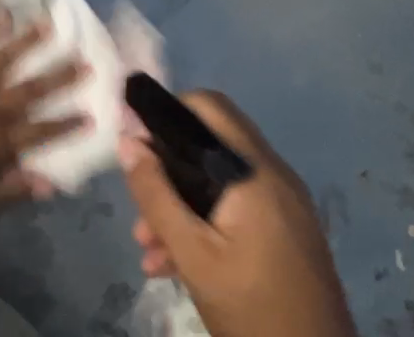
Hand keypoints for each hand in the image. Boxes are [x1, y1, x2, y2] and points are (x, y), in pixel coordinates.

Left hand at [0, 19, 84, 223]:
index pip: (40, 130)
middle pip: (29, 88)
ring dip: (25, 41)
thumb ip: (12, 189)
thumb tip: (50, 183)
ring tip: (47, 25)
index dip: (66, 122)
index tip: (91, 112)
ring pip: (1, 57)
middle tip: (83, 58)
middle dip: (58, 74)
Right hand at [121, 90, 355, 336]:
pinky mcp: (285, 231)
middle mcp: (273, 176)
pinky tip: (172, 261)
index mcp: (254, 172)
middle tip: (139, 200)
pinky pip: (234, 205)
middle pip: (208, 143)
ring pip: (217, 179)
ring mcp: (283, 205)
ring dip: (179, 200)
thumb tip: (127, 141)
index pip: (208, 106)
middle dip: (166, 166)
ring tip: (148, 244)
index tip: (135, 141)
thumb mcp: (192, 253)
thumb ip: (156, 193)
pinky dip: (203, 219)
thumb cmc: (253, 307)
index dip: (166, 112)